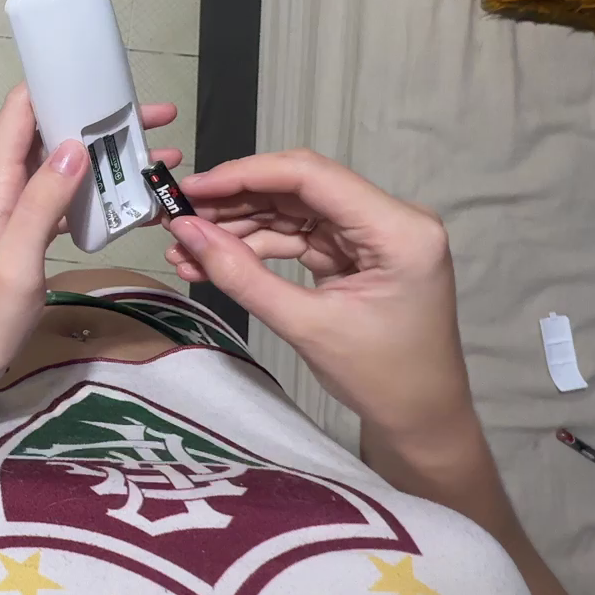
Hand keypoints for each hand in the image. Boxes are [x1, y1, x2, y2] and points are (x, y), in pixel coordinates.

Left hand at [0, 86, 180, 429]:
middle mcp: (4, 190)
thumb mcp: (14, 261)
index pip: (18, 116)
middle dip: (98, 118)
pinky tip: (131, 198)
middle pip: (49, 135)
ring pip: (63, 167)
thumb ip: (41, 203)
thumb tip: (73, 144)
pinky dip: (99, 192)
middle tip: (157, 117)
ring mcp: (16, 213)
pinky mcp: (27, 237)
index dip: (53, 84)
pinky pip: (65, 201)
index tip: (101, 73)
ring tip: (161, 153)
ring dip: (107, 156)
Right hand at [160, 150, 472, 443]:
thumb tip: (182, 230)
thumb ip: (240, 273)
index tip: (189, 190)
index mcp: (396, 229)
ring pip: (284, 209)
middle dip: (230, 202)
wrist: (419, 420)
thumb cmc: (379, 377)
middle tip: (175, 218)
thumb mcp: (303, 324)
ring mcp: (366, 232)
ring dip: (233, 227)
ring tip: (183, 250)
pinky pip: (290, 234)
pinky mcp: (349, 249)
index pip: (308, 175)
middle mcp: (385, 217)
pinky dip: (249, 246)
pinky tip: (210, 261)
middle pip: (293, 188)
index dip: (243, 175)